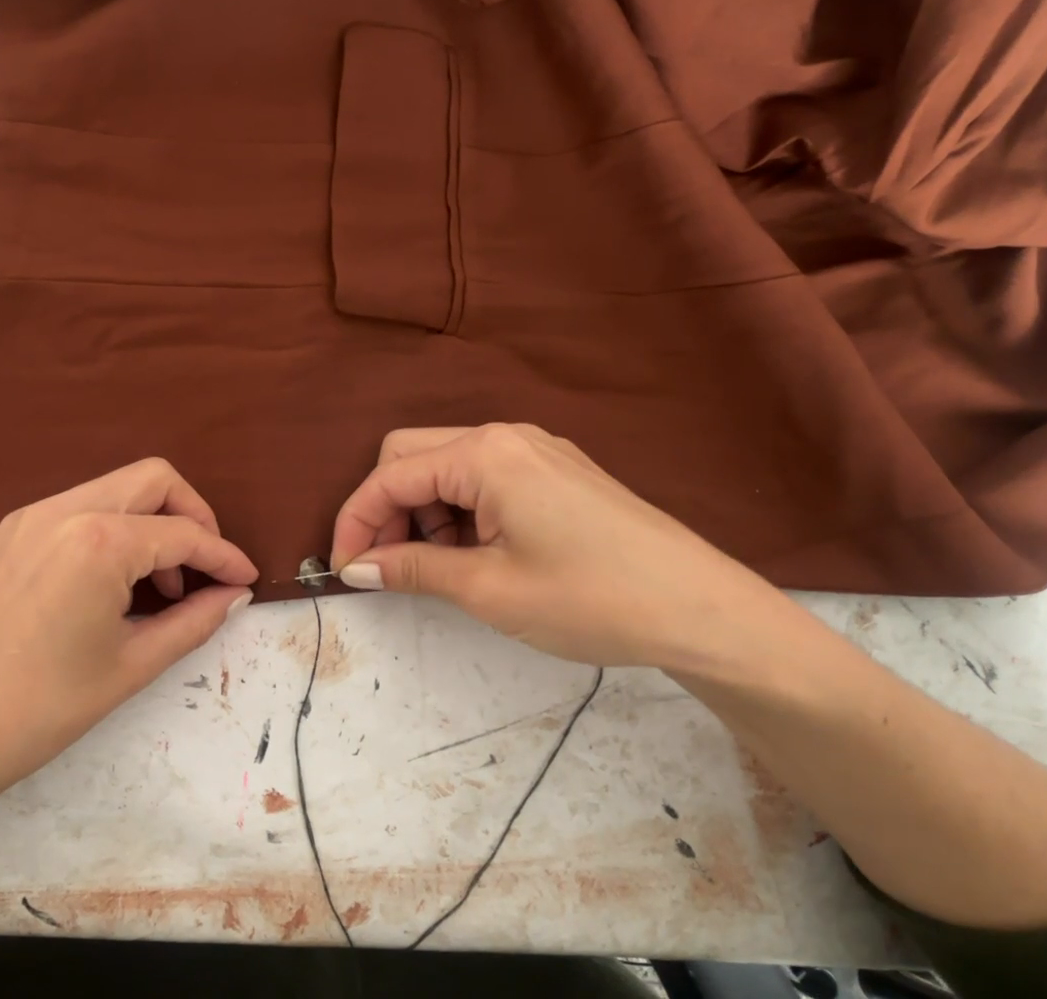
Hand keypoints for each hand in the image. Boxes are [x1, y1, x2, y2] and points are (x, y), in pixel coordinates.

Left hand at [0, 459, 257, 800]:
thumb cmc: (50, 704)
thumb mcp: (136, 663)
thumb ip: (196, 619)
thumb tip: (235, 594)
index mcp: (99, 541)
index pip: (183, 533)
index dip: (223, 556)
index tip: (245, 579)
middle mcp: (65, 509)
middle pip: (153, 479)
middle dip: (193, 516)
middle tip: (206, 568)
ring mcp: (34, 514)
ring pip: (116, 486)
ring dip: (153, 520)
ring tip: (162, 585)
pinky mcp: (15, 529)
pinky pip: (83, 506)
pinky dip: (116, 527)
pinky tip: (119, 578)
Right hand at [329, 425, 789, 668]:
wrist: (702, 610)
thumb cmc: (590, 598)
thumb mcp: (488, 590)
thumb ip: (411, 569)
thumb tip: (355, 568)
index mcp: (485, 454)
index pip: (389, 476)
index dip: (354, 523)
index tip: (343, 571)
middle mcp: (506, 436)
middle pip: (410, 456)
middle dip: (386, 510)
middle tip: (387, 567)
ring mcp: (535, 451)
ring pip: (445, 467)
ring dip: (422, 514)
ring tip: (435, 569)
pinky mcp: (556, 472)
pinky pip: (482, 478)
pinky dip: (458, 512)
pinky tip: (473, 555)